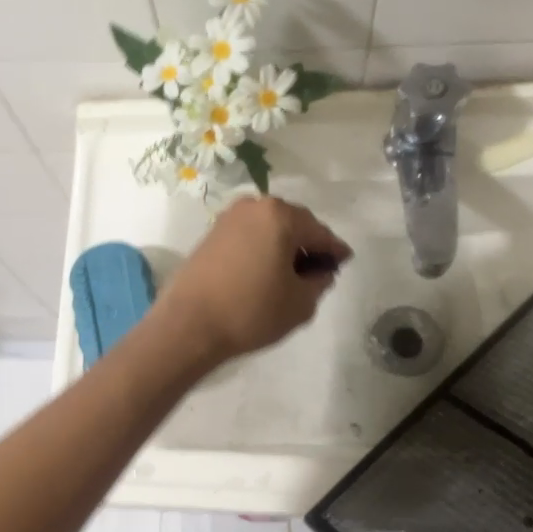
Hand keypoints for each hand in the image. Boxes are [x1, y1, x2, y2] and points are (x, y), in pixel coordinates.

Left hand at [153, 195, 352, 364]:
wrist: (188, 325)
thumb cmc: (251, 311)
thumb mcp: (300, 302)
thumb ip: (319, 282)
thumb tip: (320, 271)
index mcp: (280, 216)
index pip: (319, 232)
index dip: (334, 251)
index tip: (344, 263)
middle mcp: (253, 207)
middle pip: (293, 224)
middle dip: (307, 245)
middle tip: (317, 272)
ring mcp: (228, 219)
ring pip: (269, 230)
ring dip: (283, 247)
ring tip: (290, 276)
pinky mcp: (210, 235)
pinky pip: (248, 237)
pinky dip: (261, 250)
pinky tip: (265, 273)